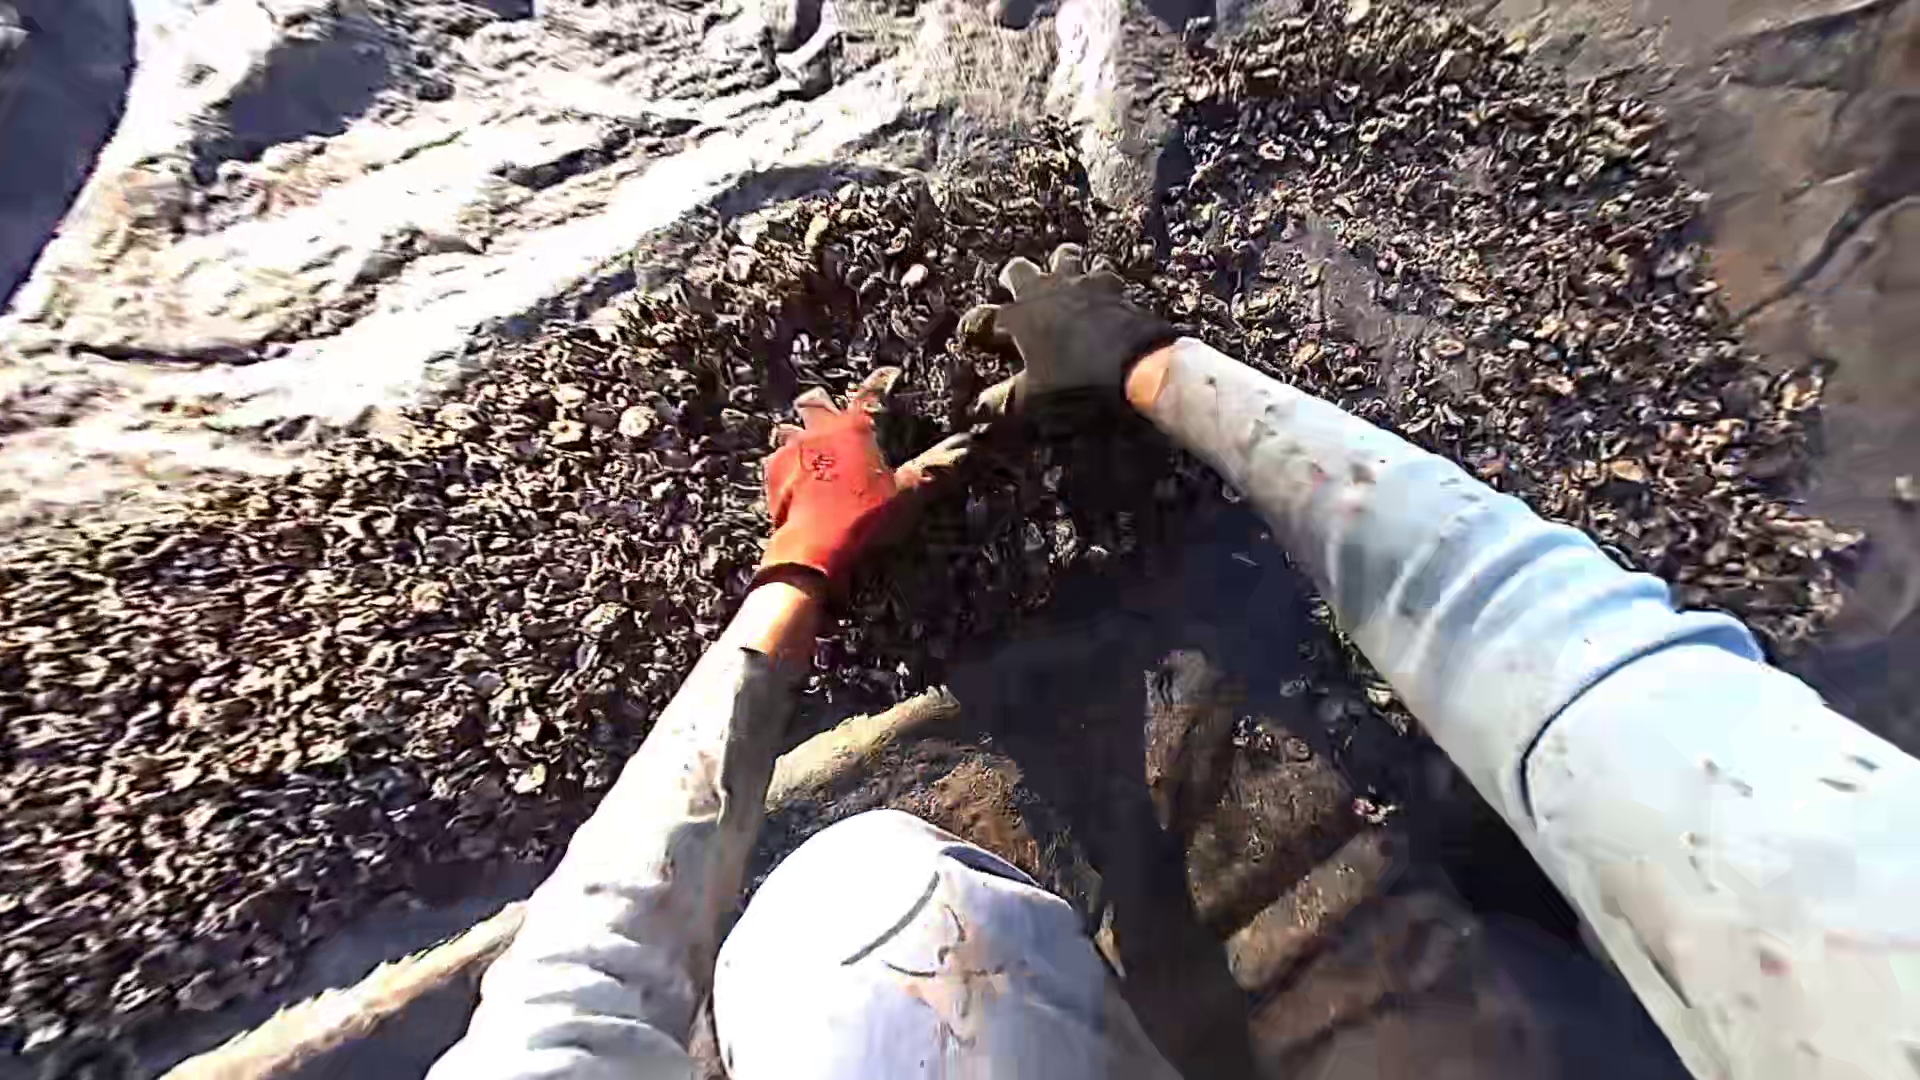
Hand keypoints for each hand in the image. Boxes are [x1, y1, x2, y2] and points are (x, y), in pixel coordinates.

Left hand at [758, 368, 969, 588]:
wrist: (812, 552)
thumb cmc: (863, 519)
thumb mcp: (907, 495)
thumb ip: (934, 469)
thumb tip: (966, 448)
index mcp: (853, 427)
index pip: (872, 392)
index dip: (883, 381)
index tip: (890, 374)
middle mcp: (818, 432)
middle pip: (816, 402)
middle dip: (827, 405)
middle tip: (840, 417)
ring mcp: (790, 453)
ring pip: (790, 430)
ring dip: (801, 435)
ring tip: (815, 447)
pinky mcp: (773, 479)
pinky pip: (776, 461)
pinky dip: (789, 465)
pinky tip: (798, 478)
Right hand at [961, 244, 1175, 412]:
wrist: (1134, 366)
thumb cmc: (1075, 380)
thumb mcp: (1033, 397)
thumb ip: (1004, 399)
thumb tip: (981, 407)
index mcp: (1021, 316)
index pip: (986, 316)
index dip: (977, 325)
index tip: (972, 332)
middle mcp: (1046, 291)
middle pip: (1019, 270)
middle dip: (1013, 278)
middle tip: (1014, 288)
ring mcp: (1081, 283)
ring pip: (1064, 257)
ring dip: (1060, 267)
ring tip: (1062, 280)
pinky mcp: (1113, 287)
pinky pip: (1101, 275)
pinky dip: (1098, 284)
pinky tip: (1102, 296)